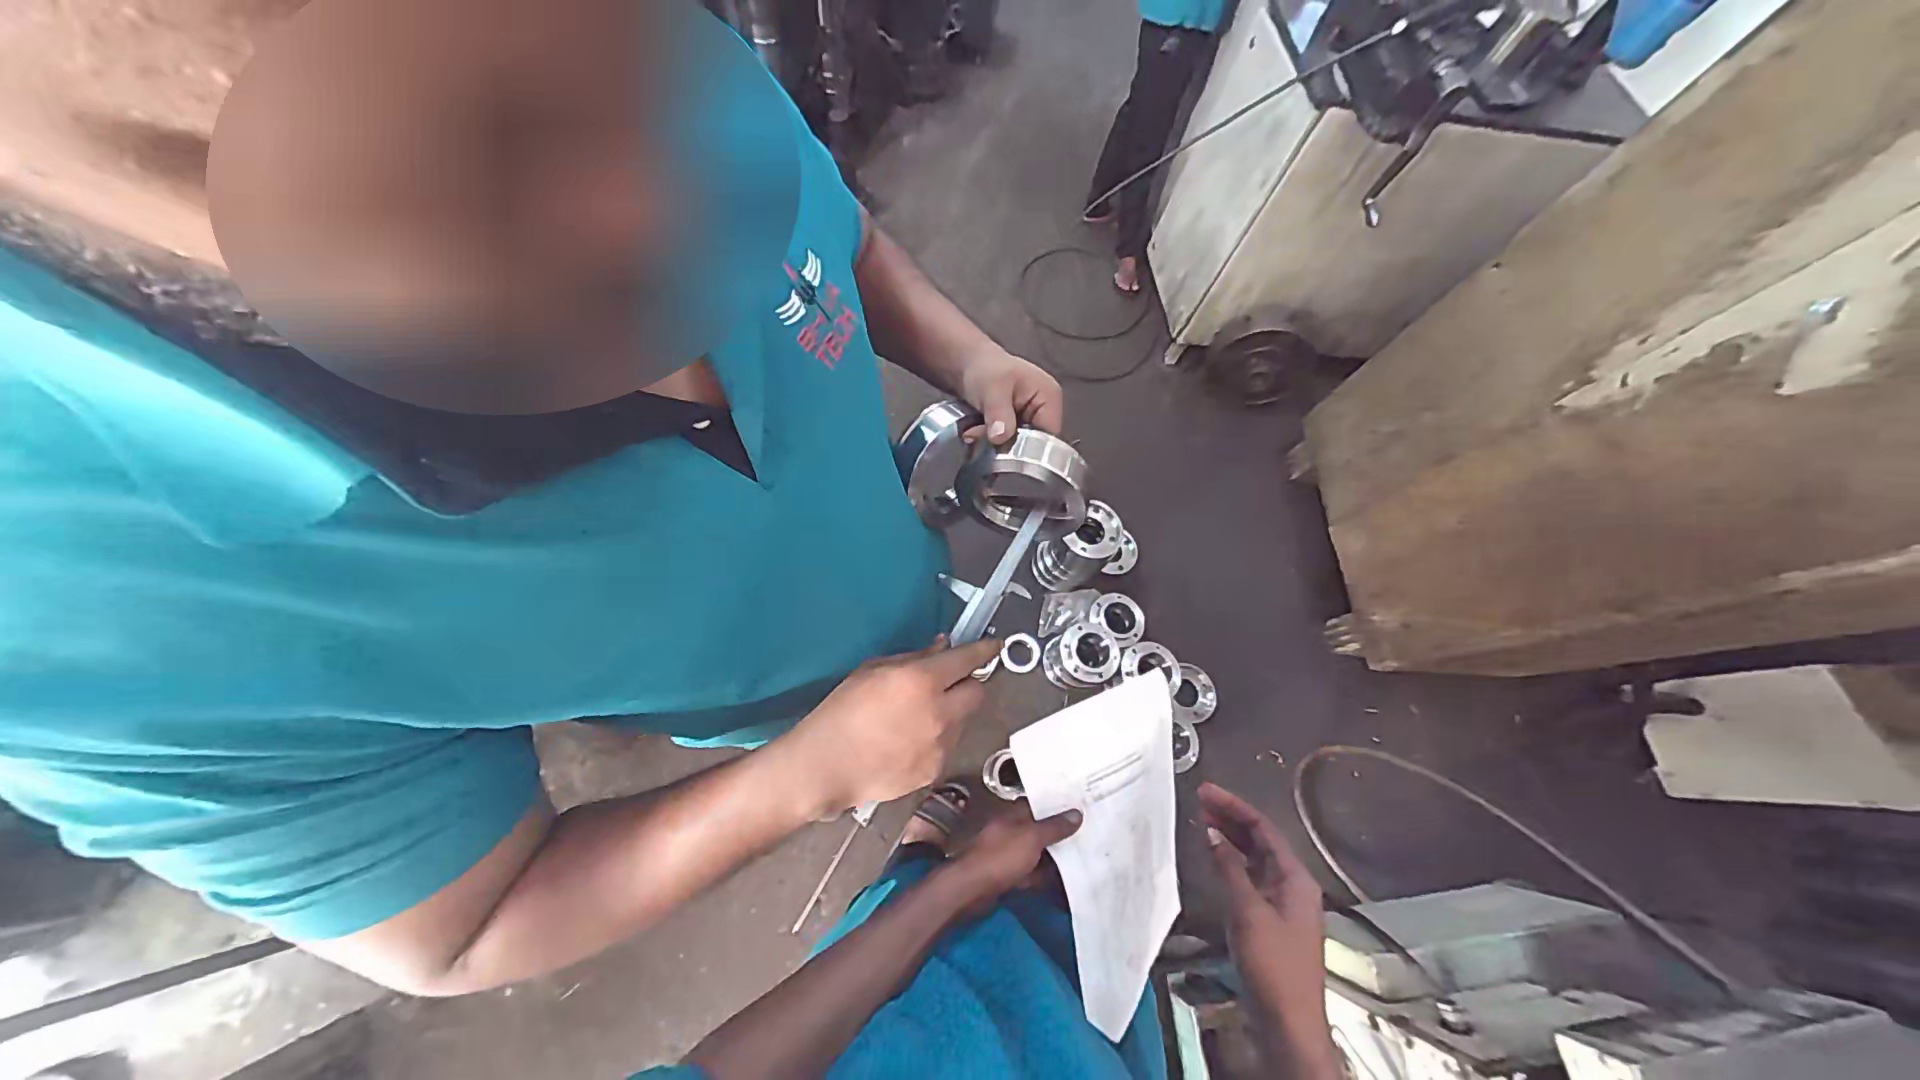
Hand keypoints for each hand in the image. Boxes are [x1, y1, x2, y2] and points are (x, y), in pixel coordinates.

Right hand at [778, 637, 998, 815]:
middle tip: (949, 683)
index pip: (969, 660)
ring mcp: (942, 746)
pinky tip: (910, 740)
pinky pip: (948, 746)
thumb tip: (941, 647)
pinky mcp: (936, 770)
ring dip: (952, 712)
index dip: (984, 650)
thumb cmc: (842, 711)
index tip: (992, 647)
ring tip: (919, 716)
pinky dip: (938, 738)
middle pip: (978, 692)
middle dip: (969, 684)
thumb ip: (914, 658)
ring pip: (964, 721)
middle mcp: (941, 713)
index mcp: (923, 681)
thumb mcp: (873, 670)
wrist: (826, 766)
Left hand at [946, 804, 1081, 912]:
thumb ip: (1053, 827)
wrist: (972, 890)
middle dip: (1058, 832)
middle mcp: (1010, 831)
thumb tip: (1077, 813)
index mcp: (1012, 816)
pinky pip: (1031, 872)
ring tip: (1082, 854)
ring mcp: (1008, 854)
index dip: (1055, 805)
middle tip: (1086, 831)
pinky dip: (1044, 875)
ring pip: (1036, 852)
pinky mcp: (1008, 876)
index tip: (1078, 806)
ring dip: (1053, 855)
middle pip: (1038, 829)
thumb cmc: (1001, 857)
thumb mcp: (1031, 838)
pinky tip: (1063, 879)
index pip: (1036, 804)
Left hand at [954, 346, 1063, 445]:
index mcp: (1050, 398)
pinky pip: (1007, 442)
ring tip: (973, 434)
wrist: (967, 363)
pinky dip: (991, 441)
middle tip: (978, 437)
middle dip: (1005, 445)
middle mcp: (1045, 411)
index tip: (1000, 447)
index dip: (1027, 448)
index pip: (1049, 437)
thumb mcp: (992, 388)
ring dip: (994, 444)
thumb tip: (1000, 438)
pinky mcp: (1016, 425)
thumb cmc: (985, 369)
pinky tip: (975, 433)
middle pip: (1033, 443)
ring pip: (1017, 445)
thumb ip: (999, 413)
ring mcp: (1030, 419)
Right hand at [1199, 782, 1339, 1075]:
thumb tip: (1214, 836)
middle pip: (1261, 840)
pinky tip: (1214, 856)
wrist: (1287, 1022)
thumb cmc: (1273, 966)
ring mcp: (1282, 903)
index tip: (1207, 791)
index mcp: (1296, 878)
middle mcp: (1292, 885)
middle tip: (1201, 800)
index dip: (1234, 806)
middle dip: (1231, 817)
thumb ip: (1230, 868)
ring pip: (1255, 857)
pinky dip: (1231, 861)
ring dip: (1231, 837)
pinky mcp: (1270, 919)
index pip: (1263, 829)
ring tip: (1204, 819)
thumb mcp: (1248, 911)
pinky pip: (1250, 876)